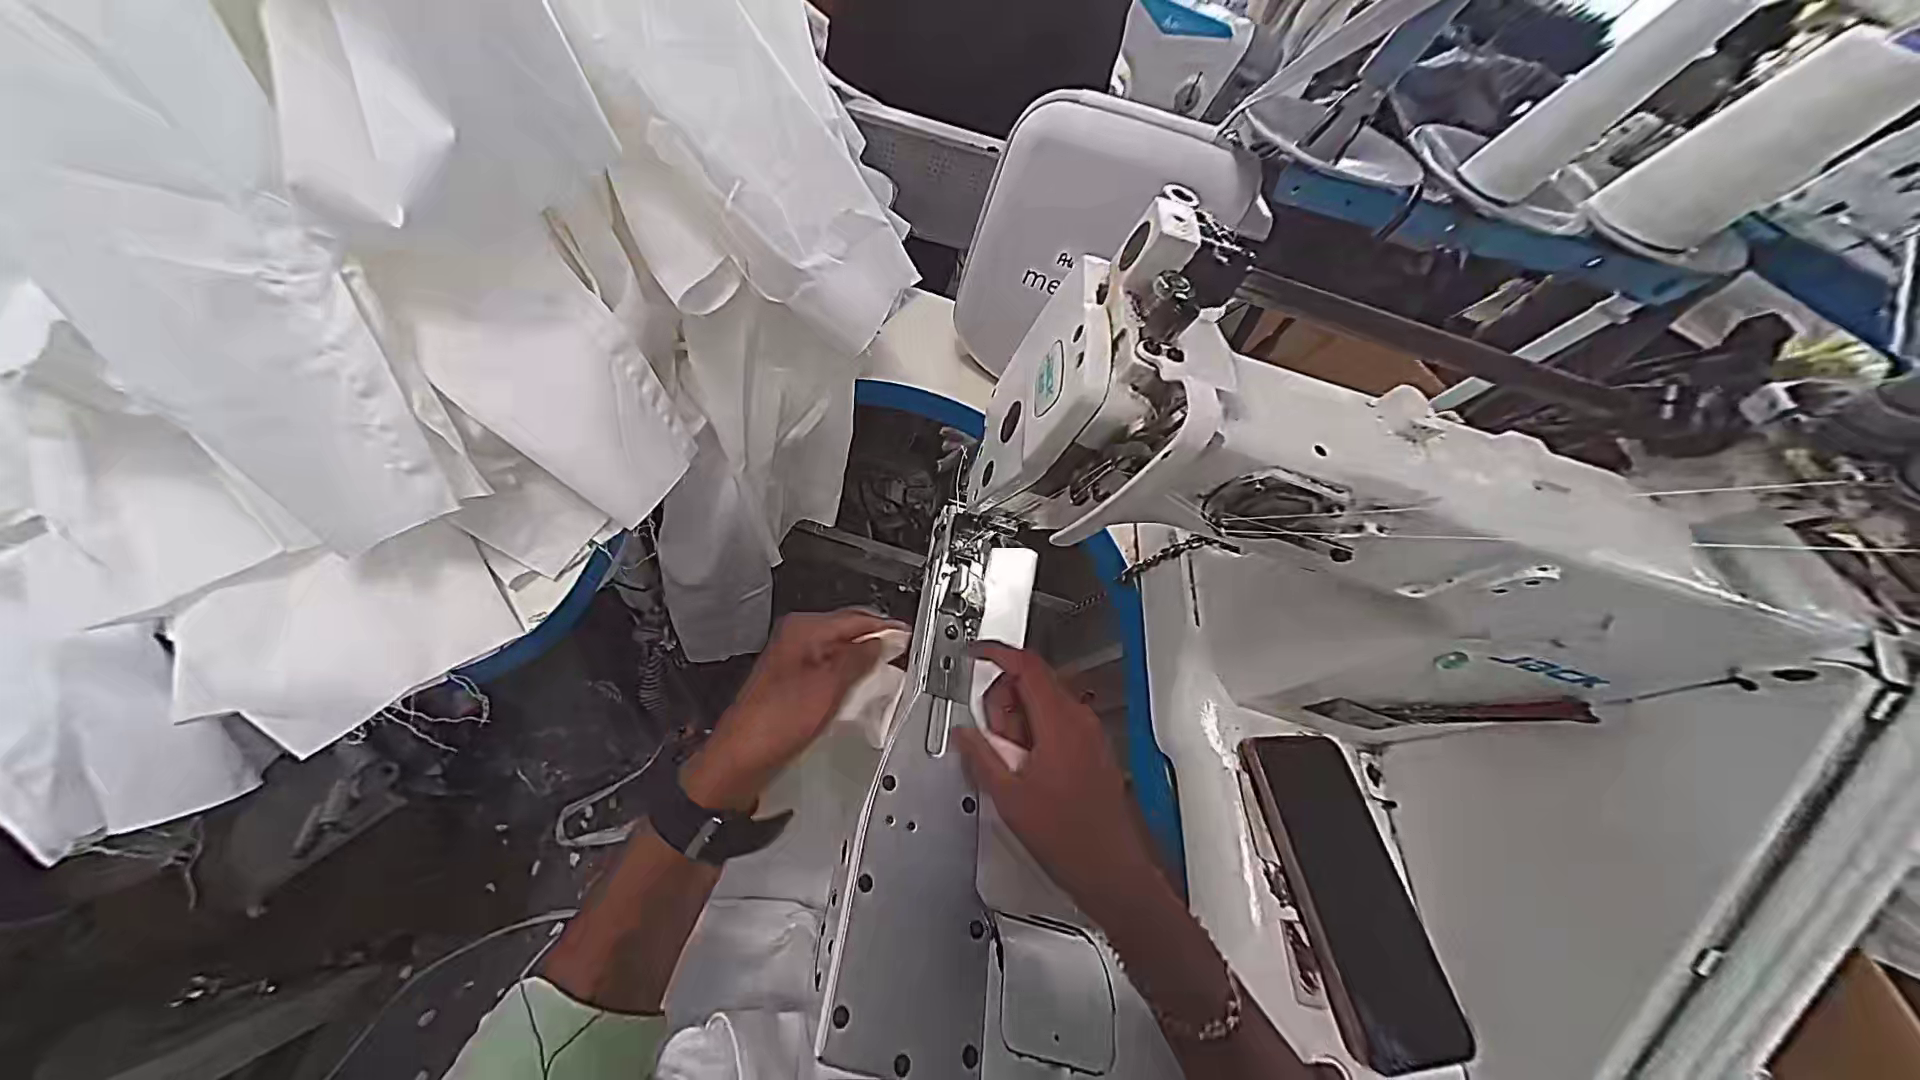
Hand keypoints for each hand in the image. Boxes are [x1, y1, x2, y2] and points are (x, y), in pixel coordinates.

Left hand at [683, 609, 904, 810]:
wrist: (741, 758)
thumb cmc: (772, 723)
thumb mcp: (830, 686)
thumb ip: (860, 658)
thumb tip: (880, 643)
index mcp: (803, 630)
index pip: (856, 617)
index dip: (886, 627)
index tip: (906, 637)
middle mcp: (796, 639)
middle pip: (848, 632)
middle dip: (876, 643)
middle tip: (902, 656)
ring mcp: (793, 660)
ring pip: (840, 651)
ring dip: (863, 662)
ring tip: (886, 674)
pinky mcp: (793, 681)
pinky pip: (830, 669)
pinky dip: (848, 676)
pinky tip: (859, 690)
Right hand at [955, 643, 1162, 918]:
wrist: (1113, 871)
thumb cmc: (1071, 839)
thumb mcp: (1009, 796)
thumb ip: (981, 754)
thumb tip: (966, 733)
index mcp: (1059, 722)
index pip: (1026, 666)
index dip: (997, 654)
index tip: (978, 654)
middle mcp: (1080, 720)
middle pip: (1033, 683)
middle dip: (1004, 700)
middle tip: (992, 736)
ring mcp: (1090, 734)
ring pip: (1044, 703)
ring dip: (1019, 720)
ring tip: (1011, 763)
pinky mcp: (1093, 749)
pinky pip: (1057, 723)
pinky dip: (1036, 734)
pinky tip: (1028, 770)